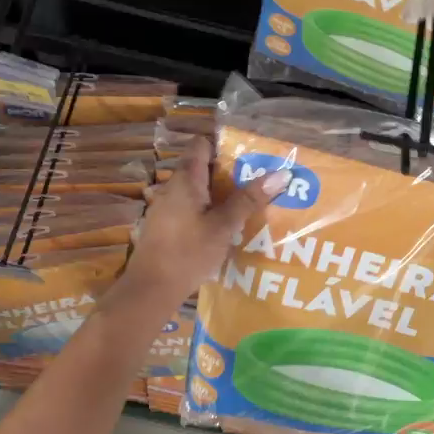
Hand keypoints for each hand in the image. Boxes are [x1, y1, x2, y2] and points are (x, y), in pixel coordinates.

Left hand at [118, 136, 288, 306]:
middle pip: (200, 170)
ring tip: (245, 206)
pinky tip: (223, 230)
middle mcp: (172, 188)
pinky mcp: (164, 228)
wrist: (151, 287)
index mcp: (185, 180)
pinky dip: (206, 214)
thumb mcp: (224, 226)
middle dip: (227, 174)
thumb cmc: (188, 252)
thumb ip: (249, 200)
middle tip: (256, 182)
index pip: (201, 145)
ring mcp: (165, 209)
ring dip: (217, 197)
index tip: (248, 155)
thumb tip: (282, 173)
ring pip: (195, 193)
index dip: (223, 145)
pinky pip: (189, 211)